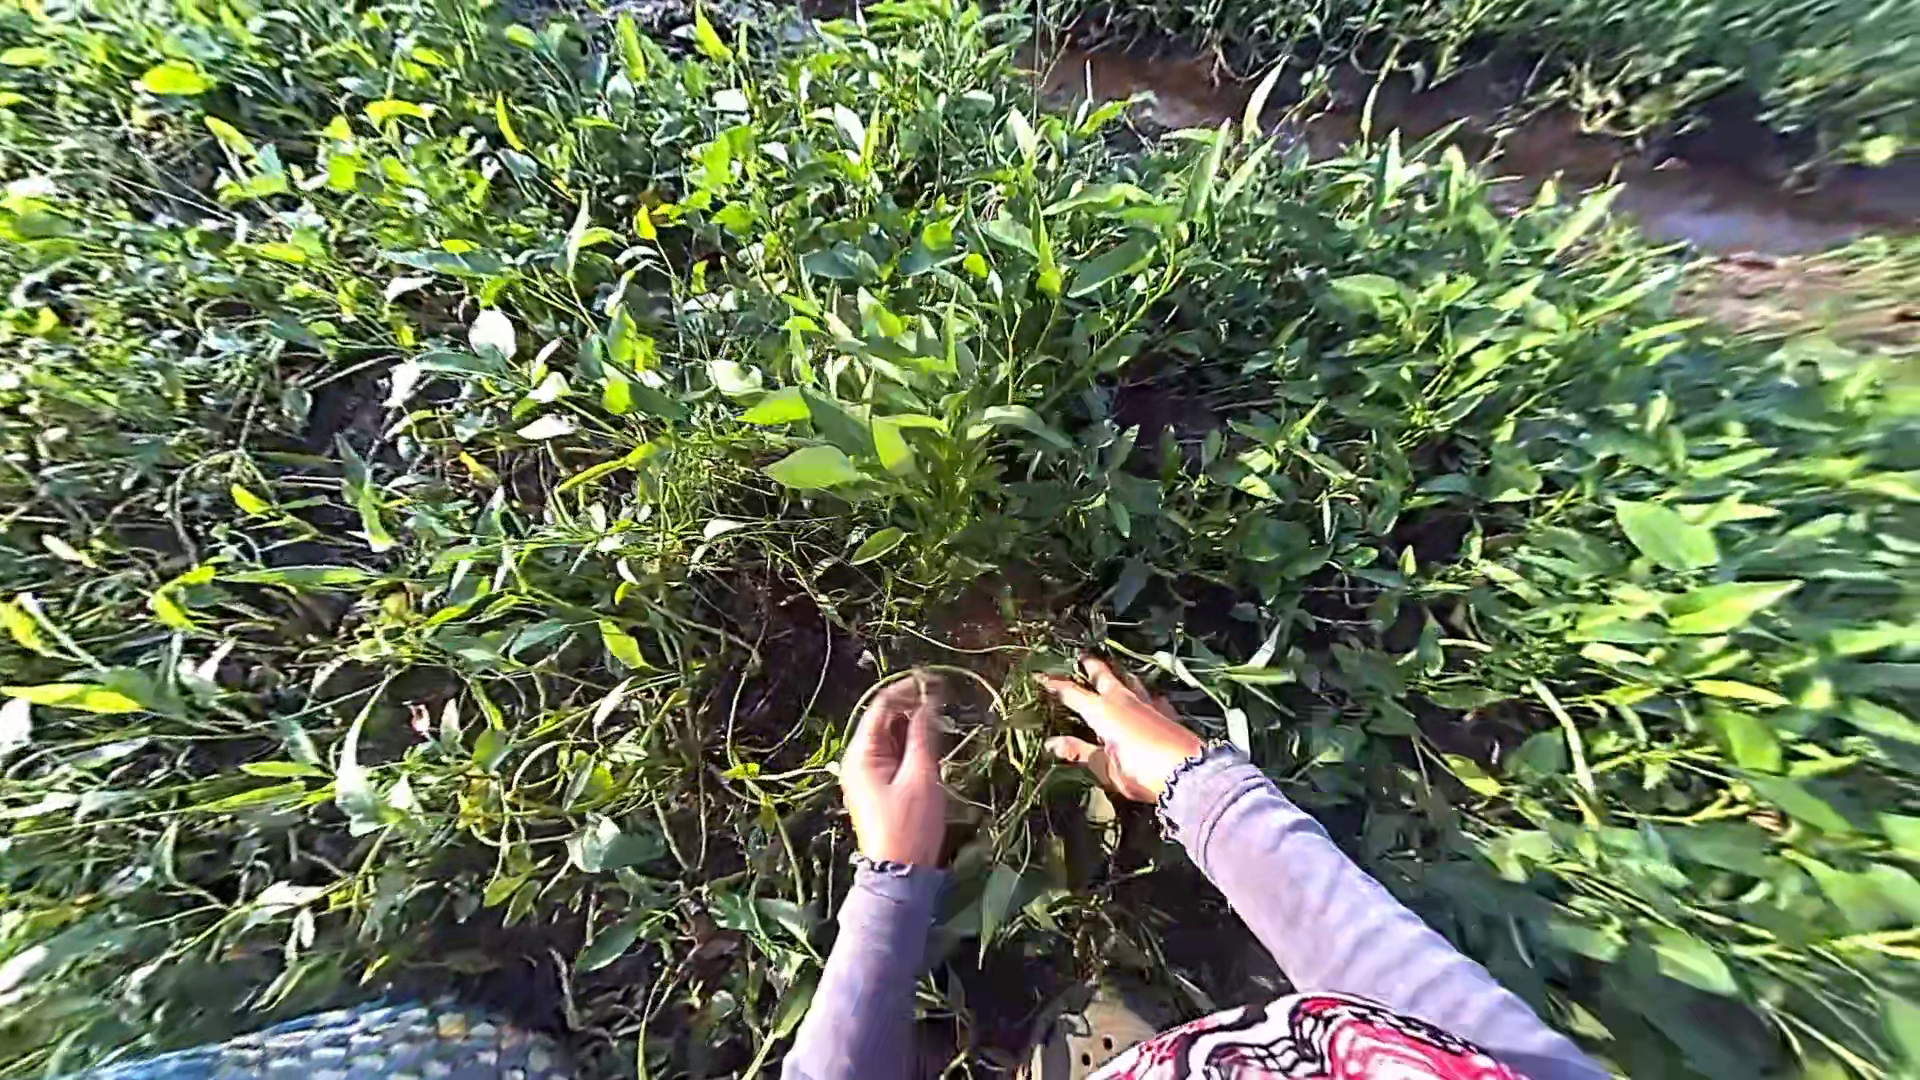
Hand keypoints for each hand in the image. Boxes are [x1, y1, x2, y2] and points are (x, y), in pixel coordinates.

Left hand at [841, 671, 946, 864]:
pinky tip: (932, 741)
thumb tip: (929, 701)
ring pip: (892, 734)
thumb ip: (923, 735)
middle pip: (885, 718)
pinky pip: (895, 752)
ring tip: (941, 716)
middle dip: (912, 705)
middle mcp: (859, 758)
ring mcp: (868, 771)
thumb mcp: (921, 777)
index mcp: (862, 754)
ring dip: (914, 723)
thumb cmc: (909, 826)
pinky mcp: (880, 783)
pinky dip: (912, 742)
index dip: (907, 689)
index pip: (881, 706)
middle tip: (942, 696)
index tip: (934, 680)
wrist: (900, 876)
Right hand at [1038, 656, 1203, 801]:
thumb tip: (1051, 743)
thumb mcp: (1103, 767)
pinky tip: (1151, 697)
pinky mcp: (1168, 712)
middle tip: (1082, 654)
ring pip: (1129, 679)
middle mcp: (1122, 700)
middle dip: (1090, 664)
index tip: (1040, 675)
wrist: (1189, 773)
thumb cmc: (1139, 771)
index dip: (1054, 684)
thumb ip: (1079, 752)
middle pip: (1103, 675)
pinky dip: (1146, 694)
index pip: (1071, 693)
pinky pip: (1153, 696)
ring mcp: (1148, 703)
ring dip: (1119, 672)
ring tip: (1115, 668)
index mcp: (1101, 711)